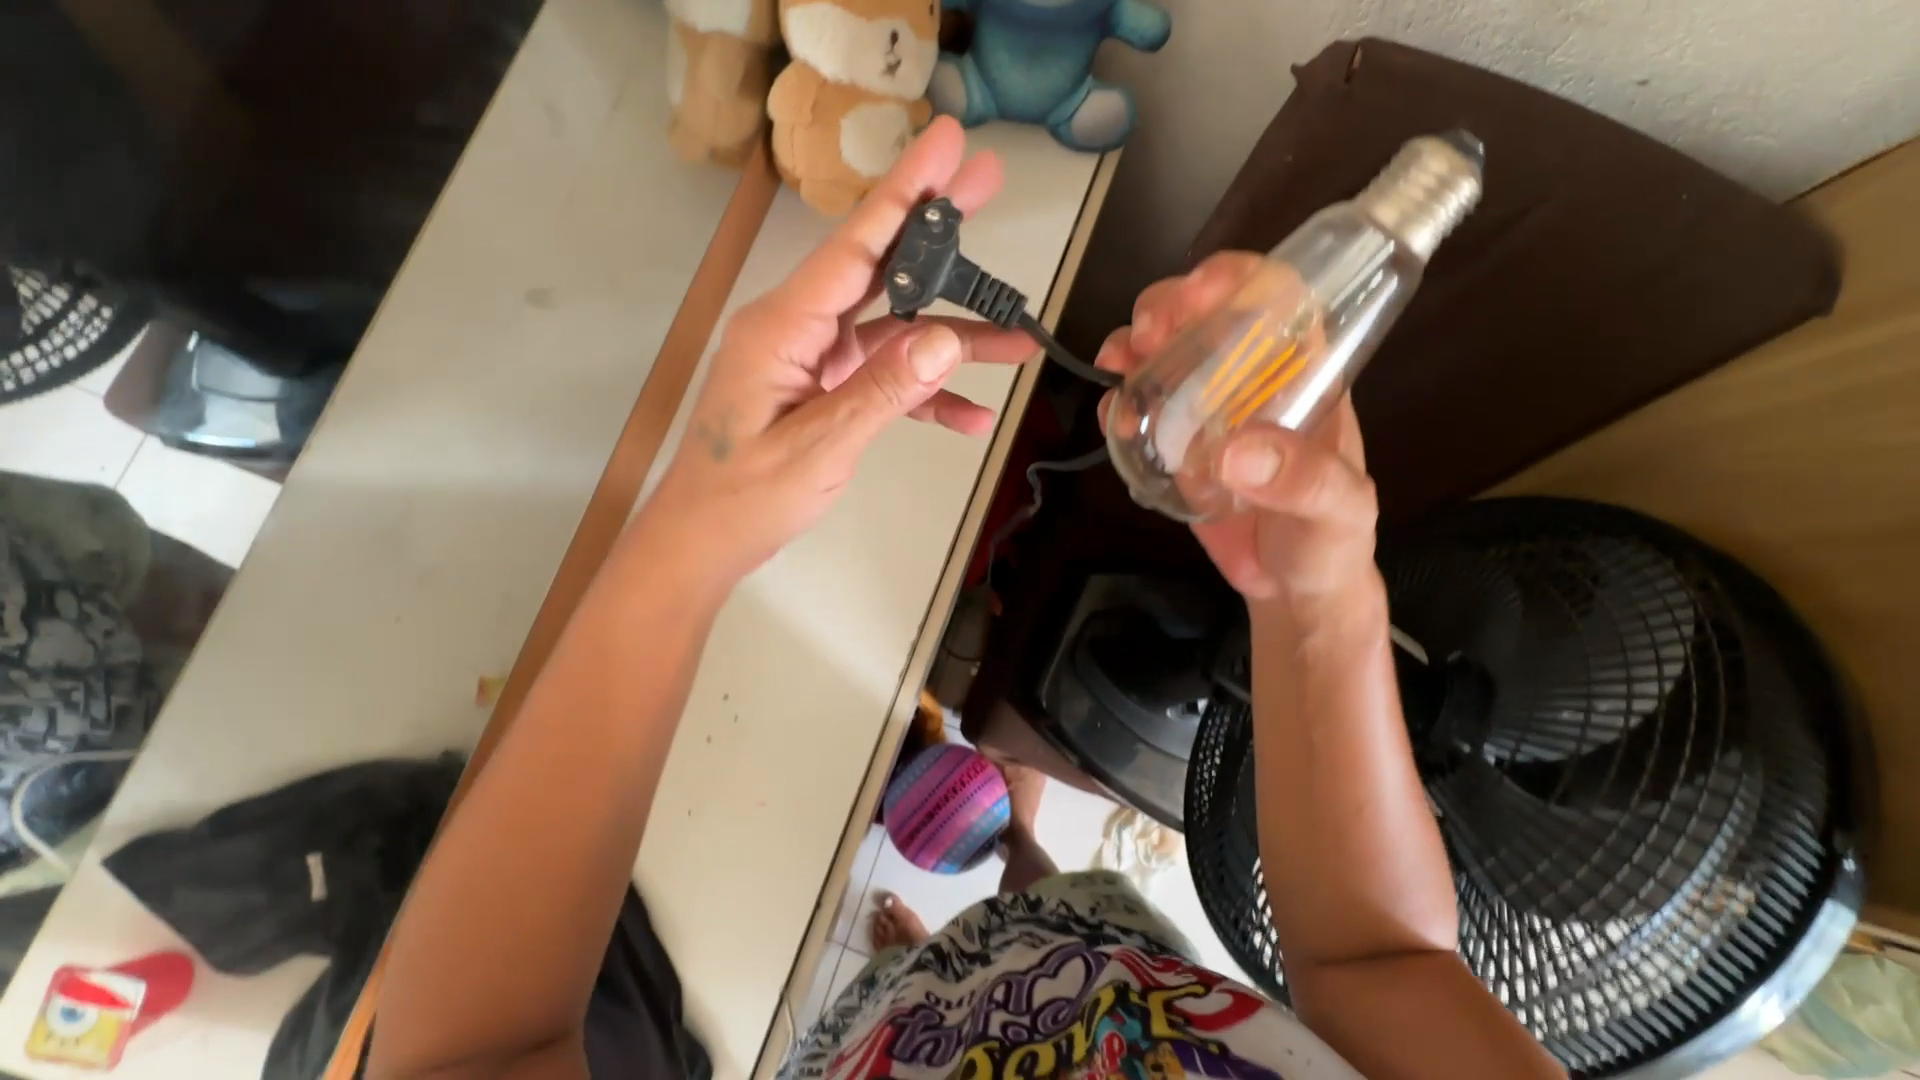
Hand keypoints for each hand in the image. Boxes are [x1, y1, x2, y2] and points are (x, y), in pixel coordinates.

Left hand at [638, 117, 1038, 583]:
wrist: (705, 540)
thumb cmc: (746, 497)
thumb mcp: (819, 447)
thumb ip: (882, 392)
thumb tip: (945, 341)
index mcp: (784, 326)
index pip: (855, 248)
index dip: (906, 195)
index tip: (948, 145)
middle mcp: (799, 328)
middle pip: (880, 269)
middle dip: (939, 234)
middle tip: (990, 185)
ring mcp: (813, 359)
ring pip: (893, 329)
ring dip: (953, 337)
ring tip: (1020, 337)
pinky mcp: (824, 390)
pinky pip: (883, 378)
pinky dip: (925, 395)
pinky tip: (972, 417)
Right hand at [1096, 252, 1380, 612]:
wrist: (1290, 590)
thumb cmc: (1330, 541)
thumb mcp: (1338, 510)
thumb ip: (1304, 481)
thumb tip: (1236, 451)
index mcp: (1302, 378)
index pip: (1276, 301)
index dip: (1238, 278)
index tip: (1201, 288)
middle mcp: (1249, 383)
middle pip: (1204, 317)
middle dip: (1168, 307)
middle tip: (1149, 333)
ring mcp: (1206, 414)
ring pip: (1163, 356)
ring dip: (1132, 347)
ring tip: (1118, 364)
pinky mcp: (1173, 448)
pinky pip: (1140, 411)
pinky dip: (1118, 402)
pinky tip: (1113, 416)